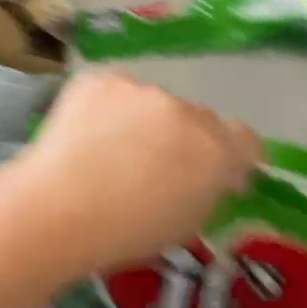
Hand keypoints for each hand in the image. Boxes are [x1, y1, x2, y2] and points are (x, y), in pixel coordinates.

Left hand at [0, 70, 261, 276]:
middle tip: (151, 163)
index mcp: (216, 149)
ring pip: (151, 101)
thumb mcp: (188, 221)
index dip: (231, 153)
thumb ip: (209, 186)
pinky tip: (87, 130)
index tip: (213, 169)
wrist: (62, 205)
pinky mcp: (98, 76)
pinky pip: (114, 89)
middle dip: (183, 137)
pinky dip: (107, 105)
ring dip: (142, 118)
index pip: (244, 138)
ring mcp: (138, 87)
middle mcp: (183, 109)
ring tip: (110, 147)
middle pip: (195, 117)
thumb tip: (216, 172)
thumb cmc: (129, 231)